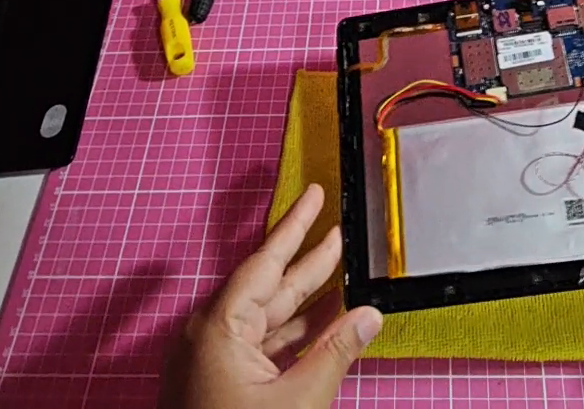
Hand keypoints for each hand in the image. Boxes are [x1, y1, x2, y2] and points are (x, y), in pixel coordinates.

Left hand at [160, 184, 382, 408]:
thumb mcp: (296, 402)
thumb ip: (335, 352)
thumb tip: (370, 315)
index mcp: (220, 326)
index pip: (267, 260)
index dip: (296, 225)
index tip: (314, 194)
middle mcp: (213, 334)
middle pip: (271, 283)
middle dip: (308, 256)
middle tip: (337, 227)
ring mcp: (216, 361)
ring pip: (270, 315)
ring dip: (308, 296)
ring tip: (341, 268)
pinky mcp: (223, 386)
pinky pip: (265, 344)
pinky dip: (297, 331)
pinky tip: (326, 320)